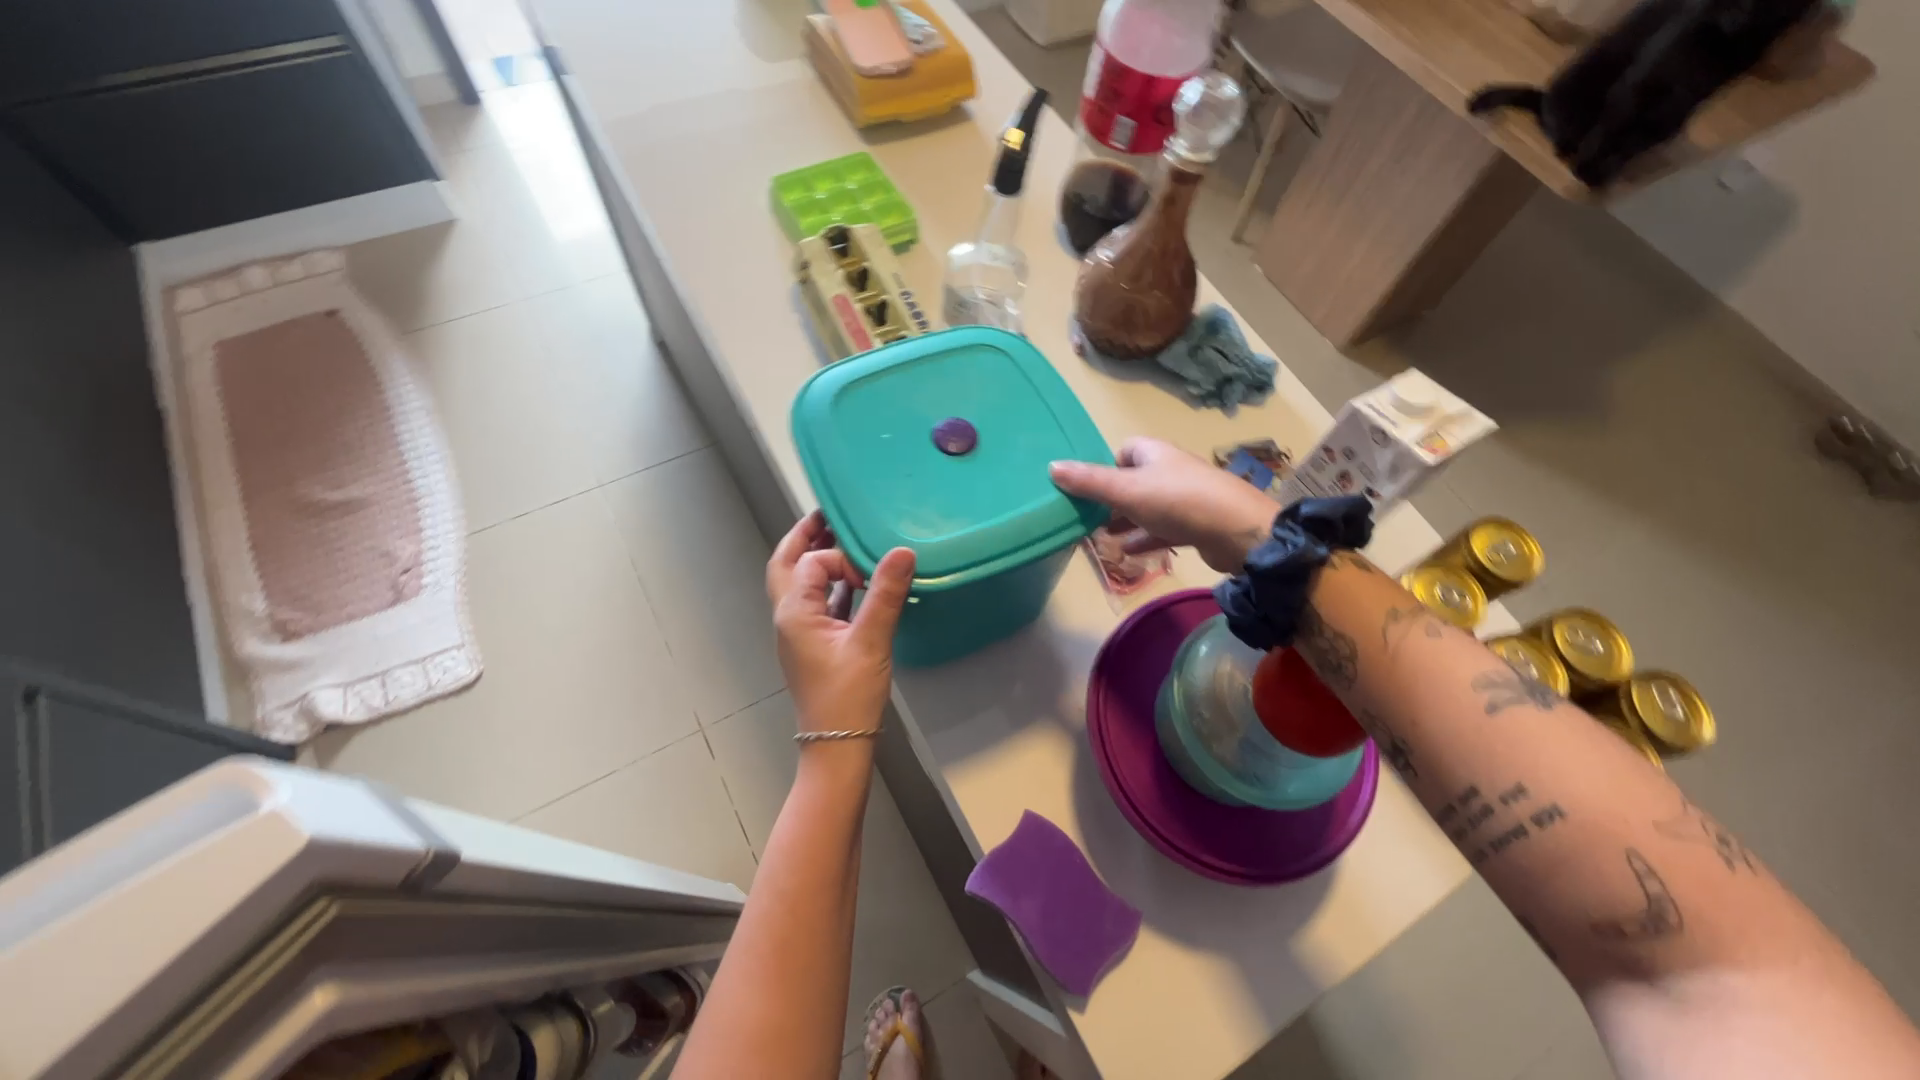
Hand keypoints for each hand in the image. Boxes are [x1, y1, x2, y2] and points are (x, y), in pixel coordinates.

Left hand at [766, 511, 915, 734]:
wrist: (837, 745)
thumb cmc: (848, 695)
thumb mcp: (870, 642)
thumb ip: (885, 595)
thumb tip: (903, 551)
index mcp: (794, 612)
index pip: (812, 563)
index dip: (841, 557)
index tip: (870, 571)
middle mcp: (789, 617)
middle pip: (788, 565)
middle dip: (806, 538)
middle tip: (828, 515)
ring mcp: (800, 632)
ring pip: (802, 585)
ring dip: (819, 561)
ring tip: (843, 540)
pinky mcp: (815, 646)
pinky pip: (819, 605)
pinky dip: (834, 589)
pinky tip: (859, 587)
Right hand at [1050, 437, 1279, 572]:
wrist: (1237, 531)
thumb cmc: (1177, 501)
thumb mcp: (1126, 490)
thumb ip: (1090, 481)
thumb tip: (1052, 466)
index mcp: (1154, 453)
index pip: (1123, 451)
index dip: (1104, 467)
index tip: (1088, 490)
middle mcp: (1170, 470)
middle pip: (1133, 481)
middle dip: (1111, 499)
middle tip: (1088, 518)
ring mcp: (1185, 497)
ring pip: (1147, 507)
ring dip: (1126, 521)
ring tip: (1102, 538)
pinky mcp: (1196, 524)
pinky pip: (1163, 528)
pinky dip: (1146, 538)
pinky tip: (1129, 552)